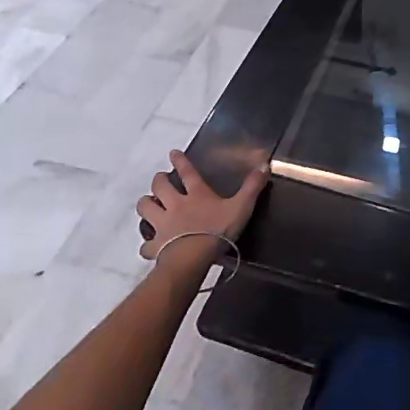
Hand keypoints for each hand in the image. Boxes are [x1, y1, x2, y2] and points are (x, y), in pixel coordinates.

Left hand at [135, 151, 268, 269]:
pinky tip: (149, 247)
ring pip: (146, 208)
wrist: (194, 256)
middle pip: (159, 186)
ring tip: (149, 205)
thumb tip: (264, 165)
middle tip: (160, 180)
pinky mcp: (156, 245)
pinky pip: (146, 244)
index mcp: (196, 194)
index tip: (173, 153)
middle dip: (158, 181)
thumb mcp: (241, 207)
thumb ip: (252, 187)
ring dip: (146, 205)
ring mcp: (162, 224)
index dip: (180, 161)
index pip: (187, 172)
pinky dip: (147, 245)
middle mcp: (175, 204)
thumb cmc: (219, 230)